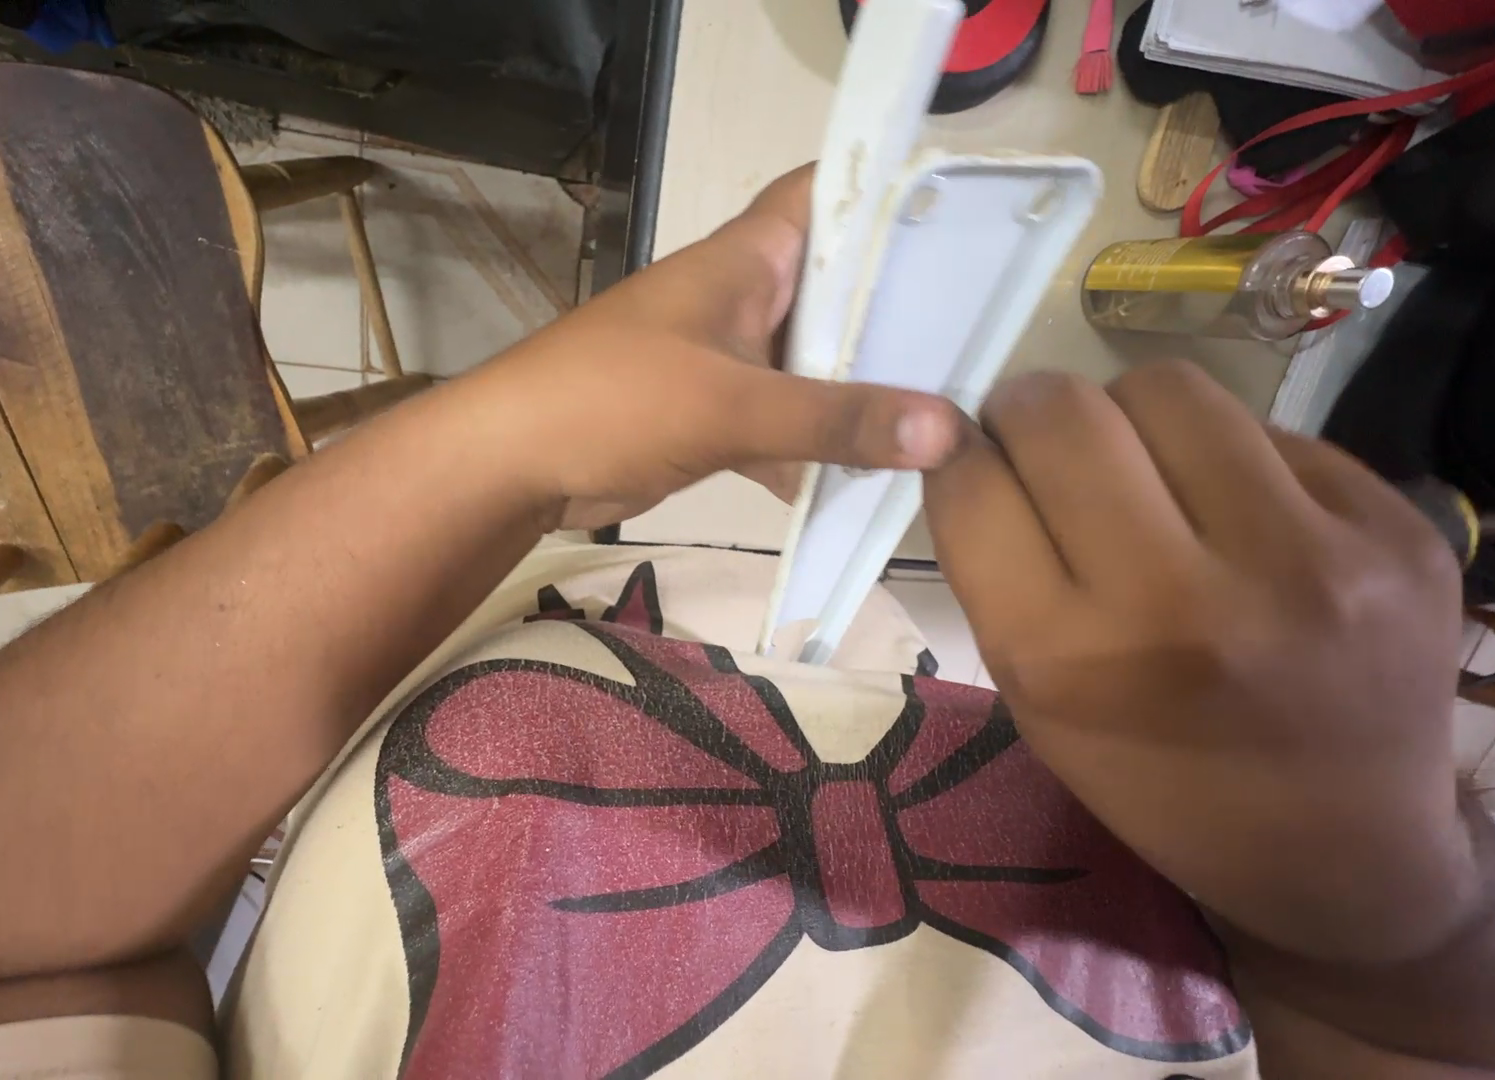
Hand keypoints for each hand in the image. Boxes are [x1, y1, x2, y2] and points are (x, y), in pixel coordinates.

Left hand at [441, 168, 963, 528]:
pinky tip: (865, 480)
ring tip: (944, 418)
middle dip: (900, 319)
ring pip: (814, 365)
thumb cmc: (613, 401)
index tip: (969, 237)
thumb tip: (947, 430)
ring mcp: (728, 359)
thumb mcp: (731, 405)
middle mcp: (745, 298)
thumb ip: (835, 418)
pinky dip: (816, 447)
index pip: (833, 195)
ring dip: (862, 394)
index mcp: (748, 259)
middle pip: (839, 292)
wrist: (515, 463)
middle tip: (979, 352)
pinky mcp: (714, 415)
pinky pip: (784, 422)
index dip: (895, 202)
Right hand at [925, 361, 1476, 964]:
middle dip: (1024, 410)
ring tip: (1136, 465)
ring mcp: (1307, 559)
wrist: (1336, 845)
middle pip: (1060, 414)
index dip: (954, 456)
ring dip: (1120, 413)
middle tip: (1036, 441)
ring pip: (1162, 387)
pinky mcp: (1396, 529)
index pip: (971, 487)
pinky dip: (1215, 451)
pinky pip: (1259, 426)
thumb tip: (976, 442)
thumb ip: (993, 567)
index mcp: (1065, 659)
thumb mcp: (1029, 693)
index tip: (969, 459)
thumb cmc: (1145, 772)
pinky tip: (1229, 509)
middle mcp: (1179, 603)